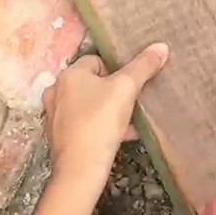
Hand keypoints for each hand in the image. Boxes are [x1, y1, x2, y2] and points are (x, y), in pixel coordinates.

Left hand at [41, 44, 167, 184]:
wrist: (80, 168)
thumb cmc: (100, 121)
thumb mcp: (126, 89)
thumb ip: (144, 66)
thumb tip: (161, 46)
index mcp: (68, 74)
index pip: (95, 61)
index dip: (116, 70)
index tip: (130, 85)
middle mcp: (56, 91)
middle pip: (92, 84)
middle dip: (113, 93)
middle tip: (131, 104)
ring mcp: (55, 115)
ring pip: (88, 106)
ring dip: (109, 112)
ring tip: (130, 123)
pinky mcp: (58, 137)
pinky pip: (83, 125)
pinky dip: (99, 128)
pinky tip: (119, 138)